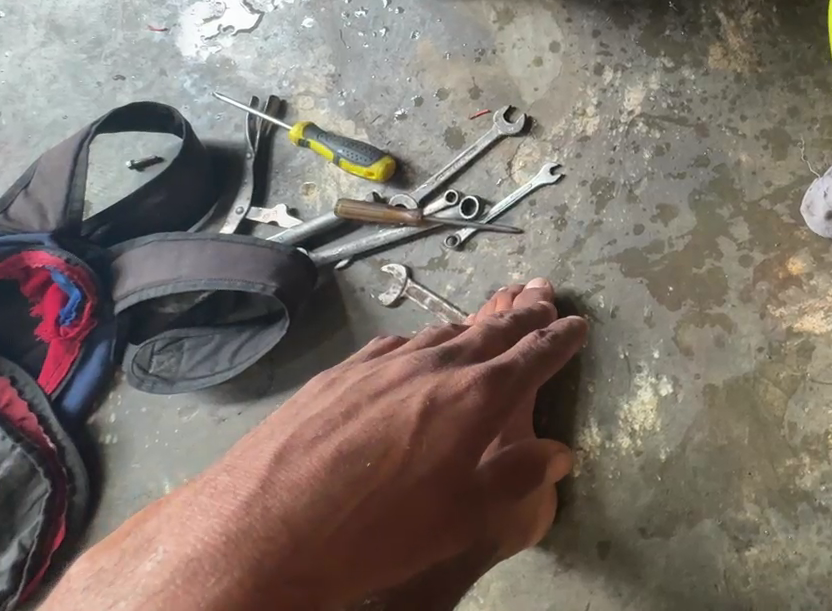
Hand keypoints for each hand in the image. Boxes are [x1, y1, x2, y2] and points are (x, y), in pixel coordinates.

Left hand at [44, 280, 586, 610]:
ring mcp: (386, 362)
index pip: (536, 355)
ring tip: (491, 317)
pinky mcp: (342, 371)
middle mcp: (439, 365)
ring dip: (477, 323)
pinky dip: (424, 341)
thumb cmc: (373, 535)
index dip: (562, 338)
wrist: (253, 533)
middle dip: (527, 313)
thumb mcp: (459, 520)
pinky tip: (418, 349)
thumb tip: (561, 452)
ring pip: (447, 330)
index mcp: (478, 398)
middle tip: (546, 297)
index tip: (579, 323)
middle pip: (495, 328)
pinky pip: (398, 344)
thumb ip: (516, 478)